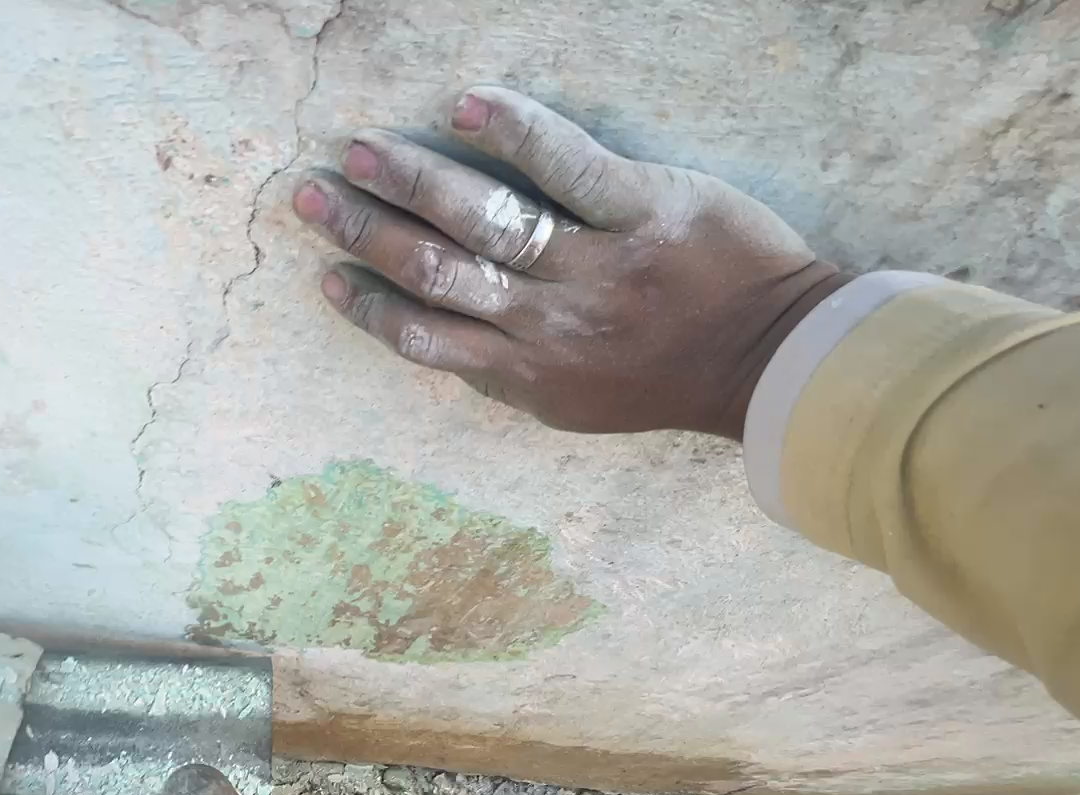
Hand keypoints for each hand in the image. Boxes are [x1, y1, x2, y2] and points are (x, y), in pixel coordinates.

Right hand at [291, 86, 850, 439]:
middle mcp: (544, 321)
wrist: (765, 363)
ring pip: (486, 219)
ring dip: (415, 182)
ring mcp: (594, 265)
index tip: (329, 276)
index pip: (424, 339)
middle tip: (314, 197)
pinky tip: (467, 103)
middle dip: (366, 233)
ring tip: (361, 151)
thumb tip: (439, 337)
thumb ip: (502, 373)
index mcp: (522, 372)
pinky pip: (572, 167)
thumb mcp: (568, 406)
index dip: (369, 308)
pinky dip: (517, 134)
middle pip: (436, 271)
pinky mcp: (647, 209)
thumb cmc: (658, 385)